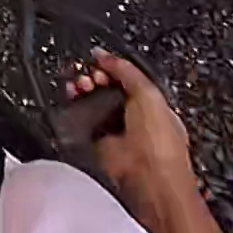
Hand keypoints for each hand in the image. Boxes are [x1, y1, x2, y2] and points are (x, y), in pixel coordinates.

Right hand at [69, 48, 197, 203]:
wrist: (147, 178)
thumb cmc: (161, 145)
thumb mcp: (149, 94)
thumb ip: (126, 70)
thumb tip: (102, 54)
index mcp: (153, 106)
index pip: (127, 77)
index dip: (113, 66)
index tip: (100, 60)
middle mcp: (133, 116)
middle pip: (106, 85)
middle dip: (94, 74)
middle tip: (91, 74)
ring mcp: (114, 127)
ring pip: (91, 97)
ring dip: (82, 85)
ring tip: (81, 83)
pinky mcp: (97, 138)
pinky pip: (81, 113)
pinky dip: (73, 101)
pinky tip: (72, 93)